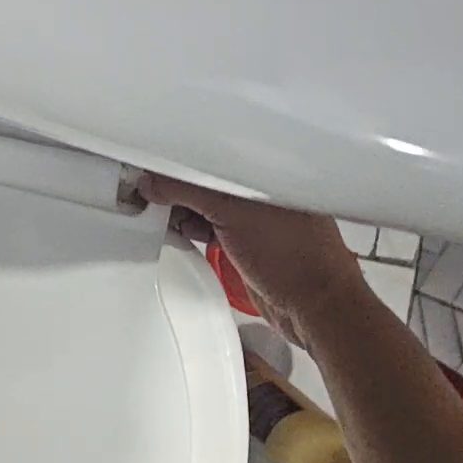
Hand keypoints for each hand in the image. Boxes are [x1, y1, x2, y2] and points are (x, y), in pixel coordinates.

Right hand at [140, 173, 370, 348]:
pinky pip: (207, 225)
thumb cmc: (292, 256)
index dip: (181, 157)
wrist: (315, 310)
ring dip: (179, 208)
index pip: (213, 153)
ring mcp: (251, 217)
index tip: (151, 162)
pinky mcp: (243, 240)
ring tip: (157, 211)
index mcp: (265, 172)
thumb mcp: (231, 213)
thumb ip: (187, 192)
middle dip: (175, 184)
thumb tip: (149, 182)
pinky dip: (189, 226)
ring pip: (203, 203)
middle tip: (147, 189)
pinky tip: (175, 229)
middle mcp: (258, 190)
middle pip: (204, 178)